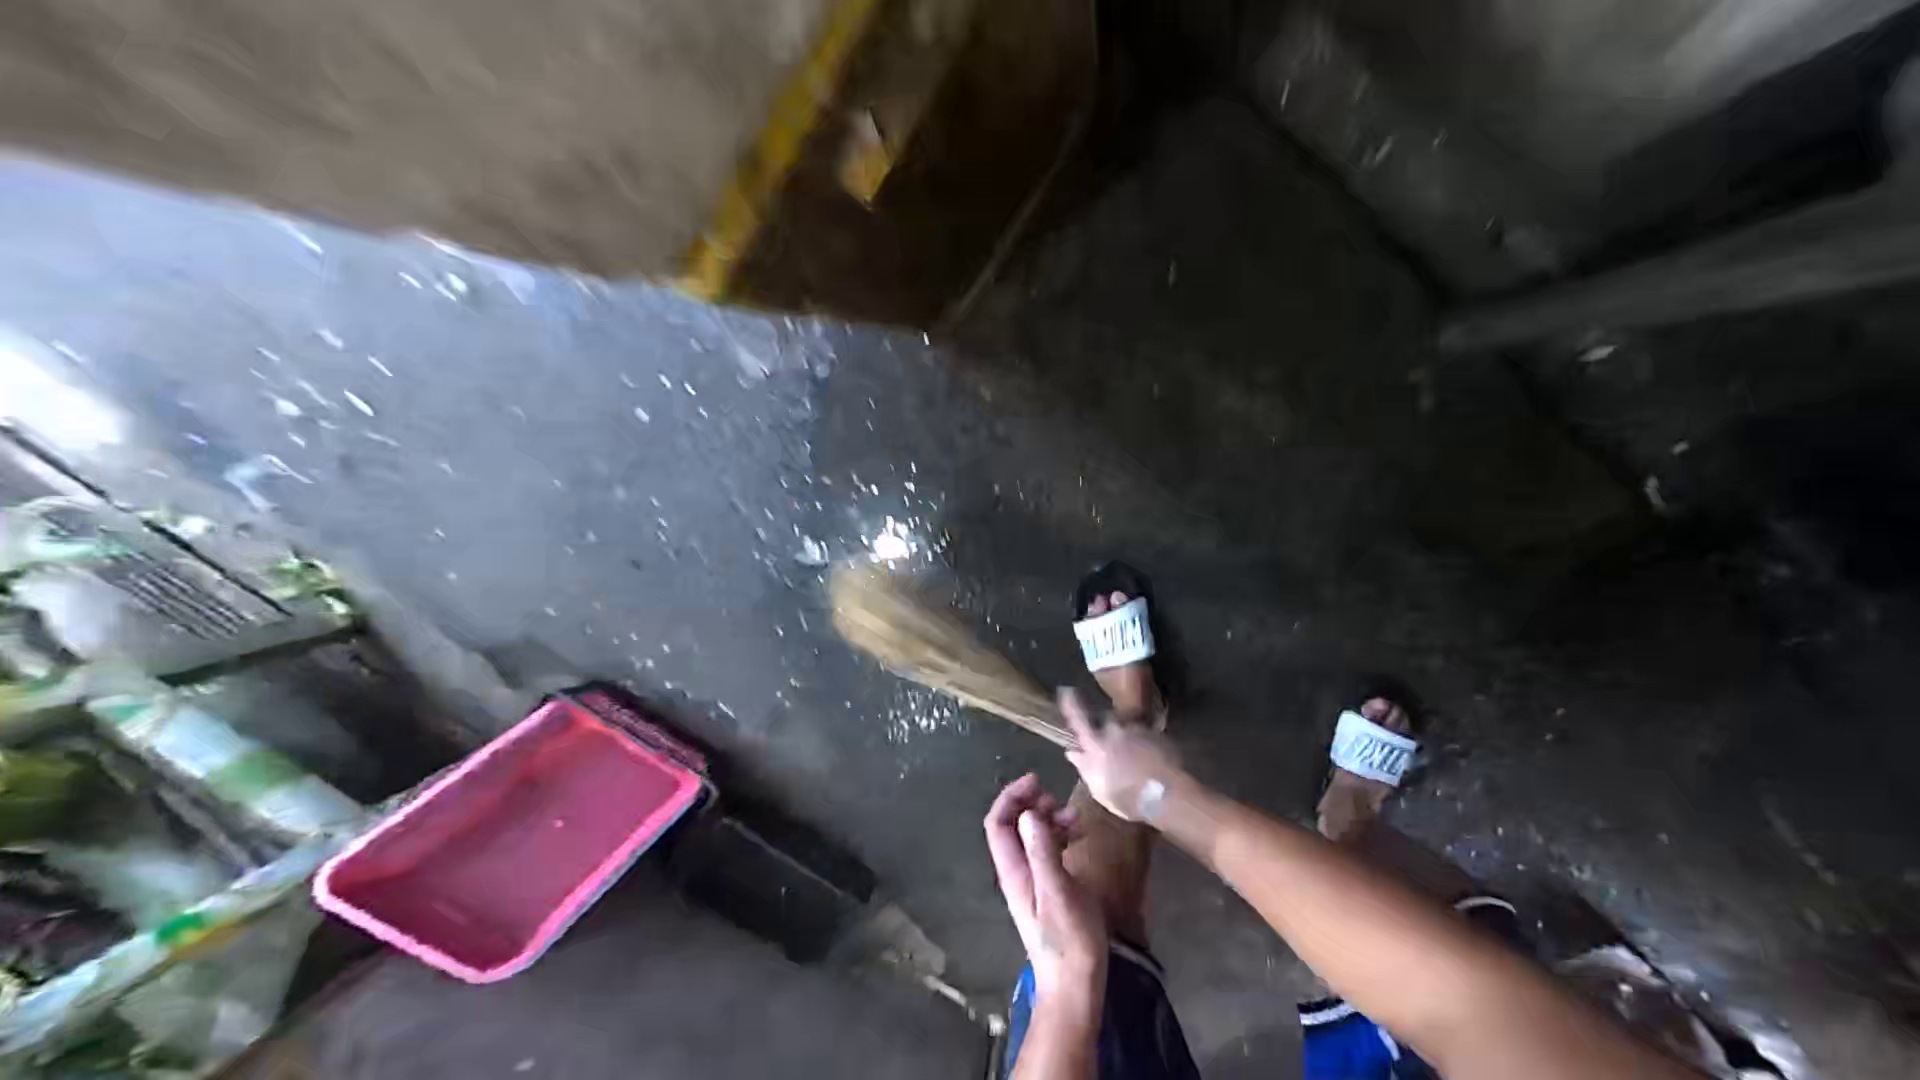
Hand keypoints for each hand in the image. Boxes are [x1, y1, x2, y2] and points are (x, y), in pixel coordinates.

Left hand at [983, 774, 1107, 1006]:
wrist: (1075, 986)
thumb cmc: (1068, 941)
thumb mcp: (1059, 892)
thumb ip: (1043, 852)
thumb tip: (1028, 813)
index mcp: (1012, 870)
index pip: (997, 823)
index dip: (1011, 797)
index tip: (1036, 781)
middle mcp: (1017, 871)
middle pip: (1013, 825)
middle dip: (1032, 804)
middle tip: (1057, 800)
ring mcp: (1032, 880)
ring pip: (1031, 836)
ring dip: (1049, 819)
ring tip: (1074, 817)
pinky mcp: (1049, 888)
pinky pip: (1047, 850)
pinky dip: (1060, 835)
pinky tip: (1078, 834)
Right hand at [1060, 687, 1188, 822]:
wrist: (1167, 797)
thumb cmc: (1127, 799)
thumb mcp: (1099, 790)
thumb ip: (1084, 767)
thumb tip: (1072, 752)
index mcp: (1096, 744)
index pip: (1078, 718)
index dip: (1071, 703)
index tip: (1067, 690)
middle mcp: (1115, 730)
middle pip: (1107, 720)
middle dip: (1108, 729)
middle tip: (1114, 747)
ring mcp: (1138, 730)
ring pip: (1128, 727)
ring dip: (1129, 737)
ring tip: (1136, 758)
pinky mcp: (1158, 734)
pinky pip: (1147, 734)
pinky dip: (1146, 743)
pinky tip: (1151, 760)